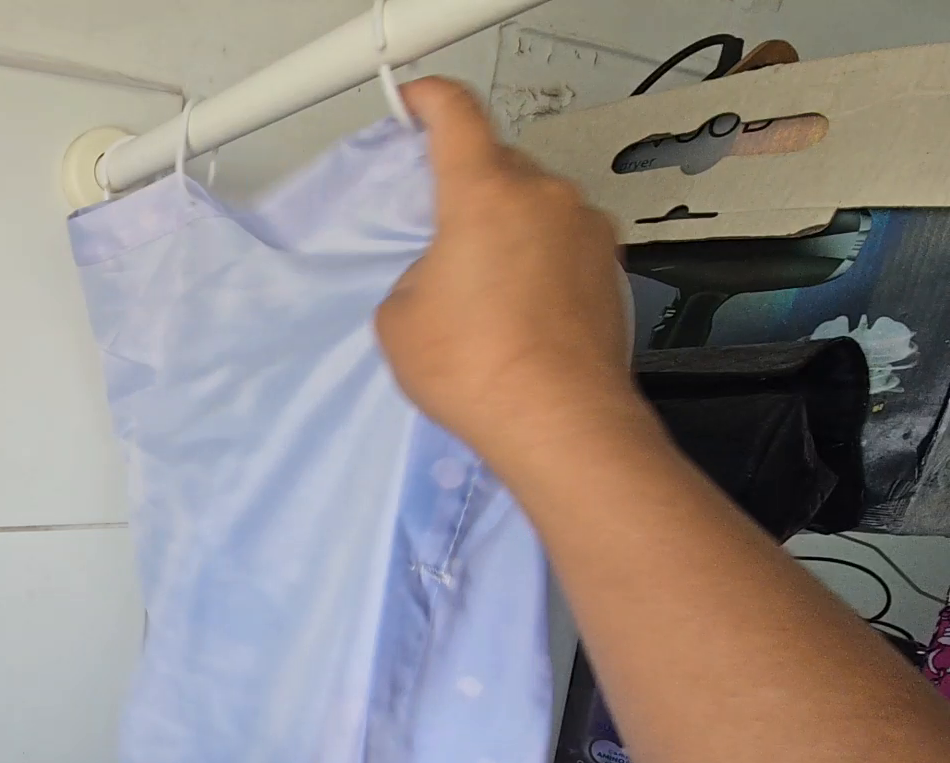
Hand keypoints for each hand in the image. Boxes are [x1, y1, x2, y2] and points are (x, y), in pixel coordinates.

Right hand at [376, 77, 646, 471]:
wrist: (553, 417)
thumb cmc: (470, 365)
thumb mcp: (398, 316)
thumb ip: (414, 271)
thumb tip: (442, 269)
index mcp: (485, 196)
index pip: (457, 118)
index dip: (429, 101)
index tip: (415, 98)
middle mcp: (547, 198)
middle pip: (499, 165)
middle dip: (463, 189)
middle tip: (433, 234)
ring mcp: (588, 230)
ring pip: (532, 206)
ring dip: (499, 230)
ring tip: (472, 290)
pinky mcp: (610, 266)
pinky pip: (558, 243)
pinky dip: (530, 260)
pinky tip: (508, 310)